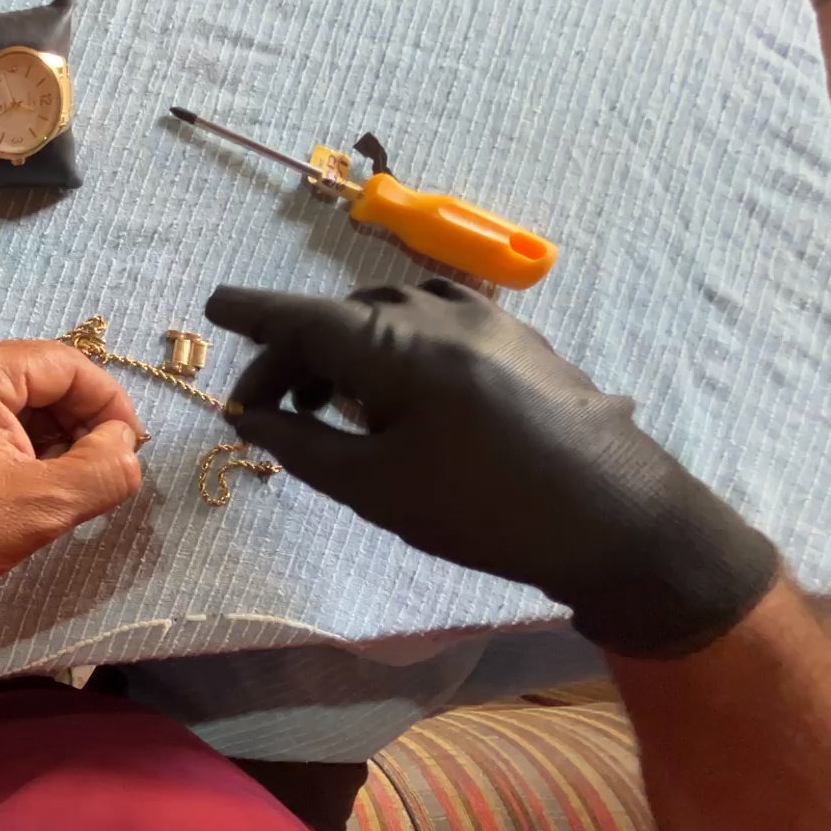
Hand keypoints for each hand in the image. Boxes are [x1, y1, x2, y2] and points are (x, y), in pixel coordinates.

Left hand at [0, 340, 144, 631]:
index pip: (68, 365)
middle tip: (101, 478)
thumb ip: (104, 471)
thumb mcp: (41, 507)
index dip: (110, 405)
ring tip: (66, 492)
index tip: (131, 452)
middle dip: (81, 426)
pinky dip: (23, 451)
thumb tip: (127, 447)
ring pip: (21, 406)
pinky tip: (32, 490)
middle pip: (43, 381)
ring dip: (55, 442)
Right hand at [209, 279, 775, 656]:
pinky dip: (380, 347)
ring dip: (333, 353)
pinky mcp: (510, 339)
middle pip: (337, 319)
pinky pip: (424, 321)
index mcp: (402, 349)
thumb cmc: (479, 511)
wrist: (618, 523)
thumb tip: (248, 420)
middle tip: (261, 412)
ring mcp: (484, 322)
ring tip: (317, 405)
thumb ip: (298, 444)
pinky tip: (379, 391)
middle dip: (287, 359)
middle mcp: (441, 317)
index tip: (212, 307)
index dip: (253, 313)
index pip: (305, 319)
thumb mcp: (369, 486)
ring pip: (380, 316)